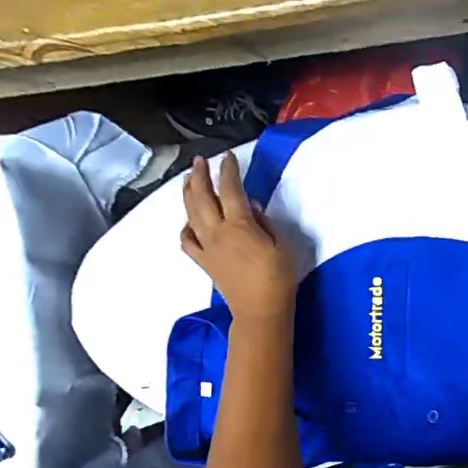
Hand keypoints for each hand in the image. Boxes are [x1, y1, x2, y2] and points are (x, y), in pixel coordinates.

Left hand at [181, 154, 297, 321]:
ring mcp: (207, 247)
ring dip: (188, 194)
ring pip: (190, 214)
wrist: (261, 310)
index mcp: (239, 224)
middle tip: (199, 161)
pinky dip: (186, 227)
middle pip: (202, 196)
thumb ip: (263, 222)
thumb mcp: (281, 243)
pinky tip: (189, 222)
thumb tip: (250, 208)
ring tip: (188, 181)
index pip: (230, 188)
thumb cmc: (278, 277)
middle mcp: (218, 231)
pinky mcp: (204, 262)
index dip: (228, 170)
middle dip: (199, 175)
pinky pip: (187, 241)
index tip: (228, 157)